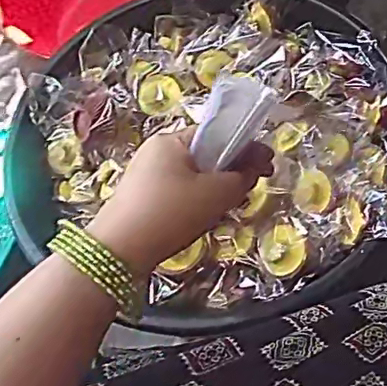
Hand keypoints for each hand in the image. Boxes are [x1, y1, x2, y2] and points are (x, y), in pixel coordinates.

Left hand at [90, 130, 270, 271]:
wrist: (119, 251)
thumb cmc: (171, 214)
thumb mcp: (217, 194)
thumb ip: (243, 177)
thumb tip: (254, 166)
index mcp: (173, 139)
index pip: (219, 134)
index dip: (247, 149)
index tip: (267, 167)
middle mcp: (156, 150)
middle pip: (206, 155)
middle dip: (231, 170)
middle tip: (250, 190)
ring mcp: (144, 173)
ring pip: (192, 175)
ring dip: (214, 188)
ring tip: (226, 208)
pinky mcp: (138, 196)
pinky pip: (177, 190)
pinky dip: (194, 200)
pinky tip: (201, 219)